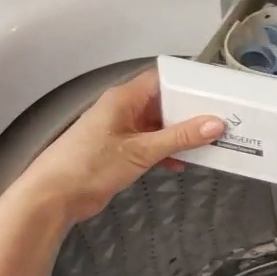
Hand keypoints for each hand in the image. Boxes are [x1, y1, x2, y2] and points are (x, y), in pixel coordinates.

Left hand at [14, 68, 224, 222]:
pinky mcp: (120, 153)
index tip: (215, 92)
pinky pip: (151, 146)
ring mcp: (121, 132)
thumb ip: (179, 137)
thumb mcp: (140, 150)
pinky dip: (167, 152)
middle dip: (190, 112)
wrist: (54, 196)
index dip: (187, 84)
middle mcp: (124, 110)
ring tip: (211, 141)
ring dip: (180, 136)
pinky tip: (185, 163)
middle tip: (222, 118)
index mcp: (124, 98)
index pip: (161, 79)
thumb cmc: (91, 164)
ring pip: (159, 127)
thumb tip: (216, 124)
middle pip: (163, 103)